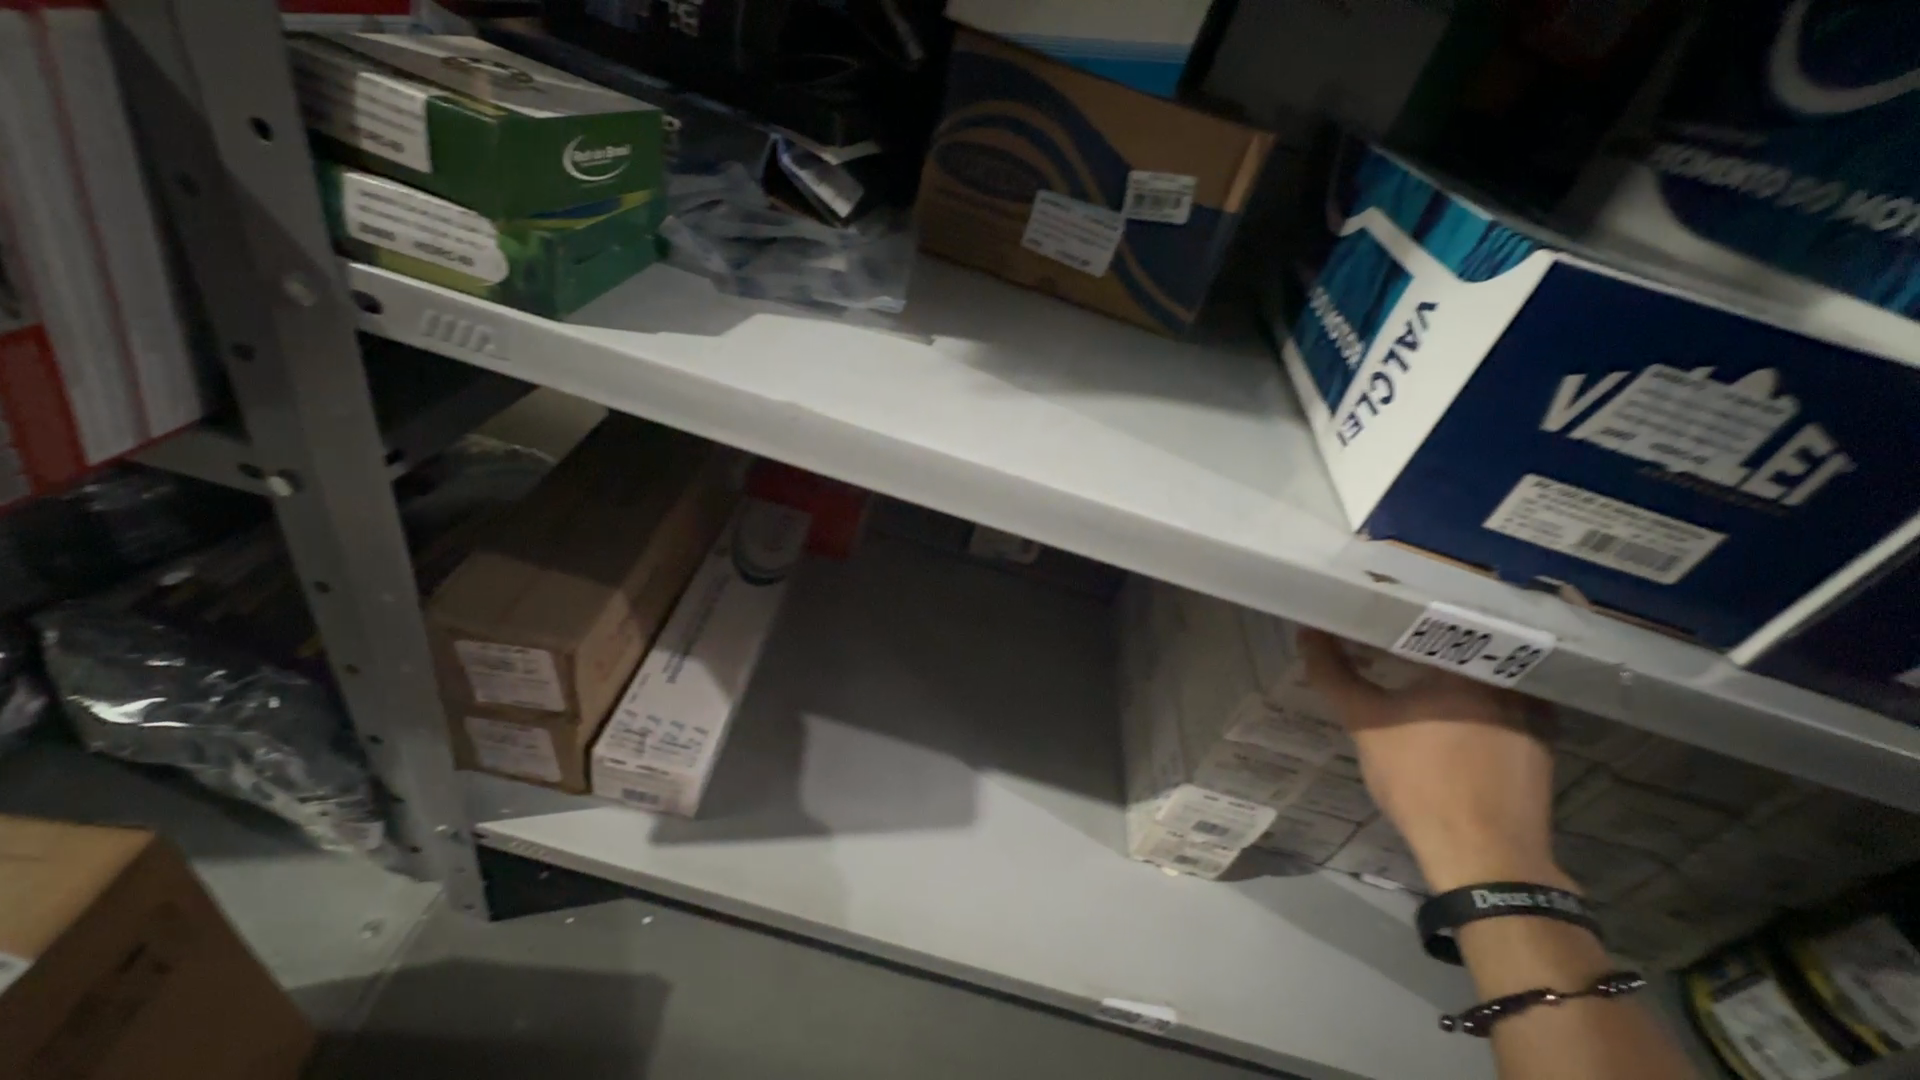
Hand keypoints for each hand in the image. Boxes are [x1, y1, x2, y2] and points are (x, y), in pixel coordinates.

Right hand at [1299, 628, 1573, 894]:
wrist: (1483, 853)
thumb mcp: (1365, 724)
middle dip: (1427, 651)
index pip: (1428, 623)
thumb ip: (1335, 675)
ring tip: (1422, 686)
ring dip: (1456, 681)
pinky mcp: (1543, 746)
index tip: (1376, 622)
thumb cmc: (1419, 779)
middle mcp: (1511, 678)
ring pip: (1486, 681)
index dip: (1398, 622)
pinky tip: (1456, 728)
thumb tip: (1308, 634)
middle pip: (1460, 650)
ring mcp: (1535, 713)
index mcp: (1469, 663)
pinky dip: (1480, 711)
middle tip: (1393, 653)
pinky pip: (1506, 711)